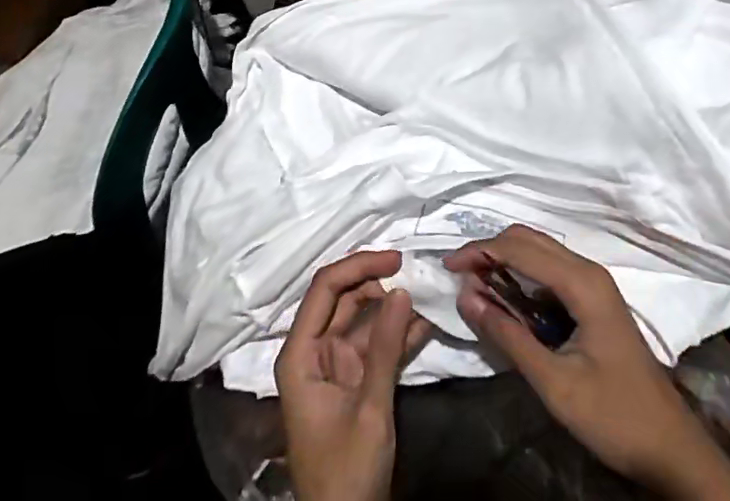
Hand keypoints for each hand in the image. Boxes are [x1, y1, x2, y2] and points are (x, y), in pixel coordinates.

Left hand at [276, 251, 430, 500]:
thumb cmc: (346, 471)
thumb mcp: (370, 408)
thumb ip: (386, 347)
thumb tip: (402, 290)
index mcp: (300, 354)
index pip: (324, 289)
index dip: (358, 266)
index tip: (396, 258)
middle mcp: (314, 351)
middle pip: (344, 298)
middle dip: (379, 281)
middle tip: (418, 272)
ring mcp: (336, 364)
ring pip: (364, 318)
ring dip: (395, 307)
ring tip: (429, 294)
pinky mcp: (356, 379)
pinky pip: (377, 344)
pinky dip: (400, 332)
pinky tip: (428, 322)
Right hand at [445, 227, 729, 500]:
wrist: (668, 444)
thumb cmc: (613, 414)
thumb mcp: (553, 382)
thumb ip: (508, 336)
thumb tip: (466, 296)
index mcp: (583, 283)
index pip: (521, 248)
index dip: (480, 251)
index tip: (447, 268)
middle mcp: (589, 271)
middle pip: (530, 240)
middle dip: (490, 251)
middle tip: (457, 276)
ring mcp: (594, 284)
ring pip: (540, 253)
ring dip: (505, 262)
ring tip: (473, 287)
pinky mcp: (593, 300)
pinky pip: (550, 273)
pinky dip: (522, 277)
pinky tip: (504, 300)